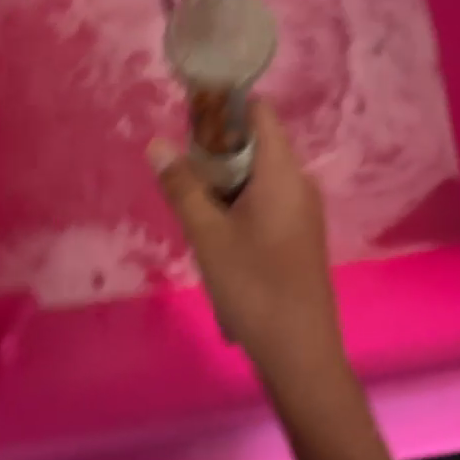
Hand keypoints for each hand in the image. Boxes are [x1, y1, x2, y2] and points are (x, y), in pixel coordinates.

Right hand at [150, 101, 345, 380]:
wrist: (301, 354)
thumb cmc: (254, 286)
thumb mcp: (207, 235)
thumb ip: (181, 185)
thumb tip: (156, 143)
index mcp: (282, 172)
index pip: (260, 112)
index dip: (226, 104)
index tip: (188, 114)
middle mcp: (299, 182)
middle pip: (257, 141)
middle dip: (217, 146)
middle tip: (180, 165)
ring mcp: (302, 209)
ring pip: (259, 172)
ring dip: (225, 176)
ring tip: (192, 198)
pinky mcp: (299, 233)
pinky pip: (267, 195)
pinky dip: (239, 197)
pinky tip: (215, 226)